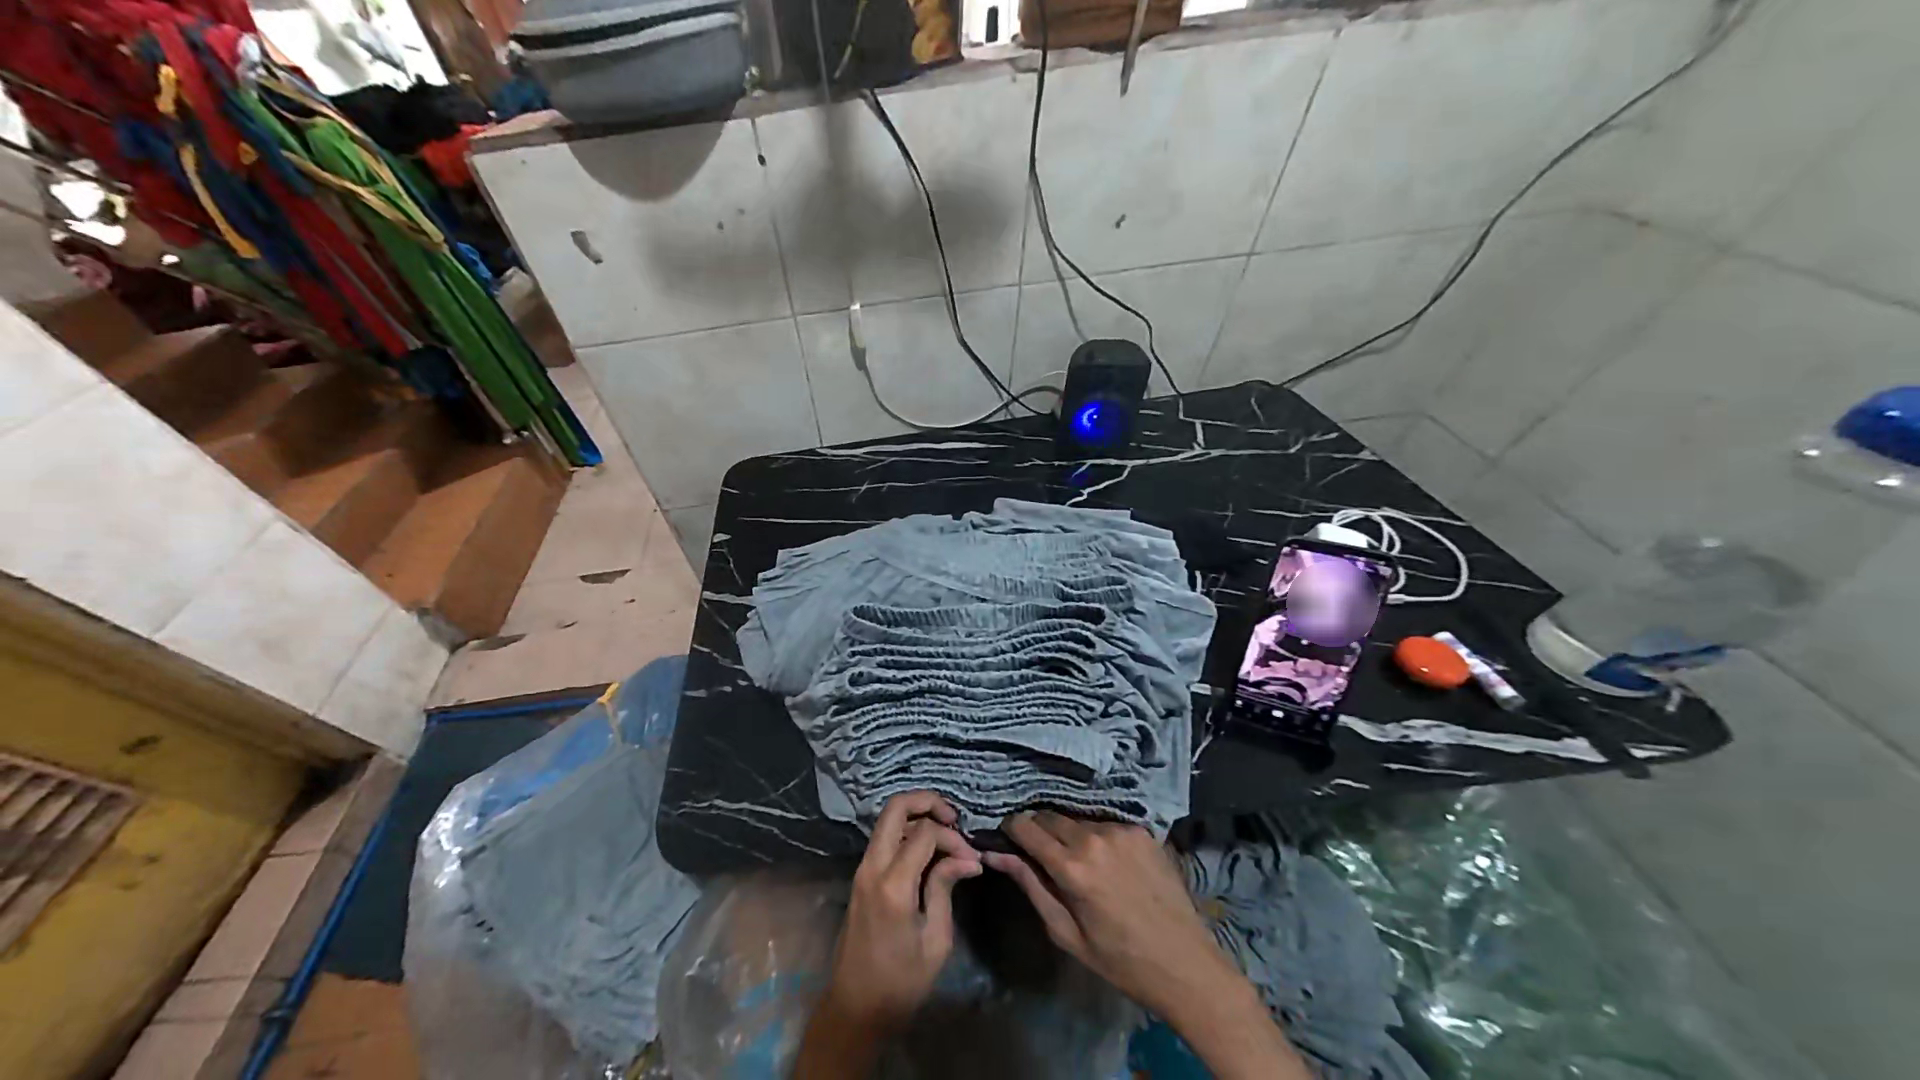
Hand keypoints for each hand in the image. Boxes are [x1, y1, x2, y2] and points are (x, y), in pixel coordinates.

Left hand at [824, 791, 983, 1029]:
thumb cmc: (900, 983)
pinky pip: (884, 839)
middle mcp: (872, 867)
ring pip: (887, 820)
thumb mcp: (935, 940)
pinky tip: (929, 850)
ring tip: (947, 836)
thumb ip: (945, 888)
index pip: (924, 833)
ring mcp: (862, 870)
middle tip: (954, 819)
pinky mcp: (861, 877)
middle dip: (928, 802)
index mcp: (892, 885)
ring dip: (917, 816)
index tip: (972, 860)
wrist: (855, 1009)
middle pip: (895, 808)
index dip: (953, 838)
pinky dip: (907, 832)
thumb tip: (968, 858)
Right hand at [983, 812, 1229, 1016]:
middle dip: (1038, 829)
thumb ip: (1031, 886)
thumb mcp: (1066, 933)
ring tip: (1078, 861)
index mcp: (1072, 867)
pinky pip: (1106, 825)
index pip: (1026, 826)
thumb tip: (995, 853)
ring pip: (1078, 820)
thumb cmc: (1120, 960)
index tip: (1008, 839)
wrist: (1186, 964)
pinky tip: (1108, 861)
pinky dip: (1098, 837)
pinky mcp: (1143, 831)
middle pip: (1050, 816)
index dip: (1012, 829)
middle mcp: (1095, 837)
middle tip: (1040, 853)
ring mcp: (1122, 830)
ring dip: (1069, 833)